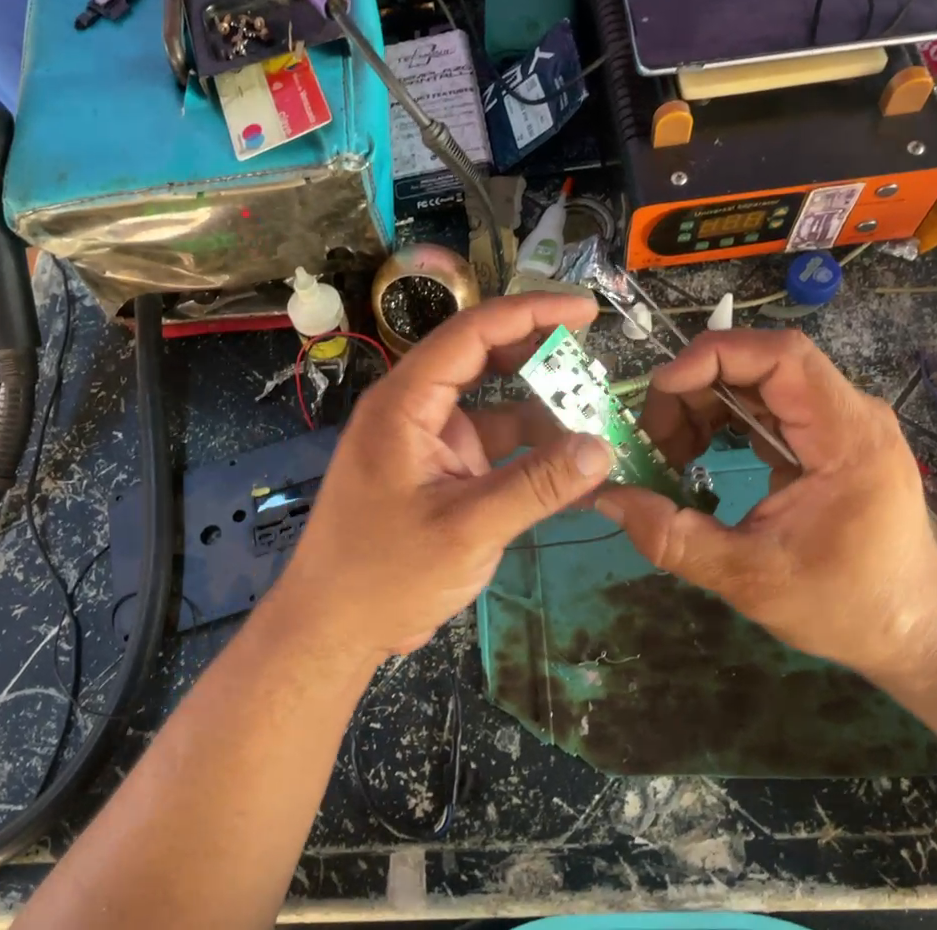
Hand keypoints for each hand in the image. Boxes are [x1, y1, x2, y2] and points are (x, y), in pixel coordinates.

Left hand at [275, 294, 613, 656]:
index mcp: (405, 403)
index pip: (470, 334)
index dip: (530, 313)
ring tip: (596, 415)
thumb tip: (602, 448)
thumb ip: (536, 486)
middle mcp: (414, 410)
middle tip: (595, 356)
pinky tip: (570, 463)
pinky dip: (528, 450)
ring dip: (539, 408)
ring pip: (491, 406)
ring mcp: (426, 441)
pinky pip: (490, 445)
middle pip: (480, 359)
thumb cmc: (386, 574)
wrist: (333, 625)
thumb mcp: (468, 529)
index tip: (585, 311)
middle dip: (537, 354)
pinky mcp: (437, 472)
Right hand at [595, 329, 936, 682]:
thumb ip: (674, 537)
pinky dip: (720, 422)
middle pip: (759, 363)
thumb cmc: (847, 607)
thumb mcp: (750, 578)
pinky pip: (763, 407)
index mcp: (847, 437)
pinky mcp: (823, 439)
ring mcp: (837, 423)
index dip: (714, 357)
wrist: (914, 630)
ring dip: (701, 406)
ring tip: (668, 454)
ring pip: (755, 382)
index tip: (660, 391)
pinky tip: (694, 456)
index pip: (782, 356)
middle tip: (651, 439)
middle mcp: (848, 414)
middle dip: (693, 390)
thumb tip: (606, 497)